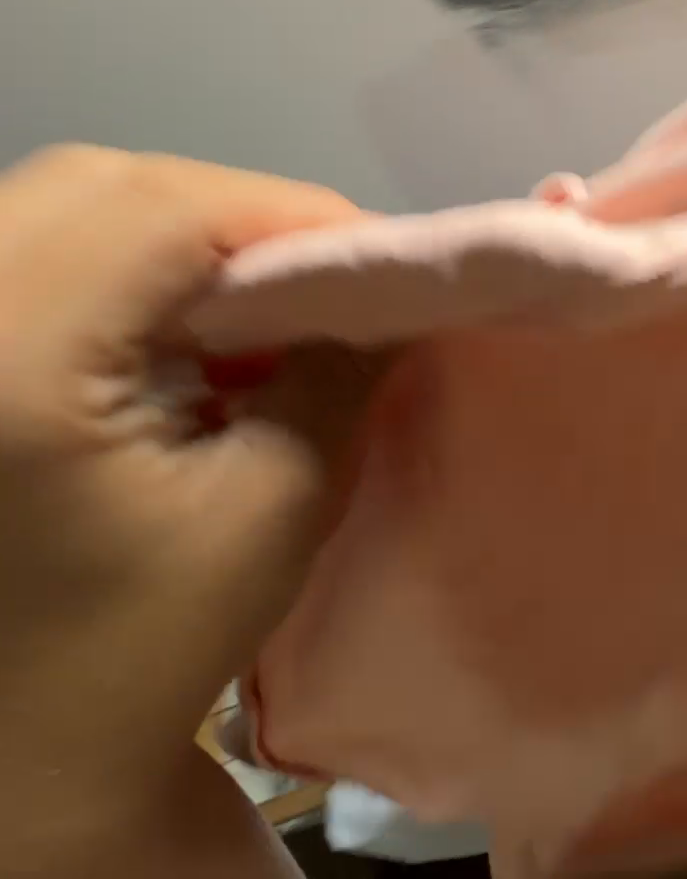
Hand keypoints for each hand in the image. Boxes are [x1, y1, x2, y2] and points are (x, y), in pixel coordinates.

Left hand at [0, 145, 377, 808]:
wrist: (3, 748)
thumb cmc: (143, 639)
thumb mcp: (277, 500)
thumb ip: (341, 374)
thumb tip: (400, 298)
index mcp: (2, 362)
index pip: (161, 207)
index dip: (296, 215)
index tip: (389, 265)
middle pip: (102, 183)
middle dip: (249, 218)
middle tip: (339, 280)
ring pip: (65, 207)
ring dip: (195, 240)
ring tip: (275, 306)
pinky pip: (39, 255)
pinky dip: (140, 270)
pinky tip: (194, 333)